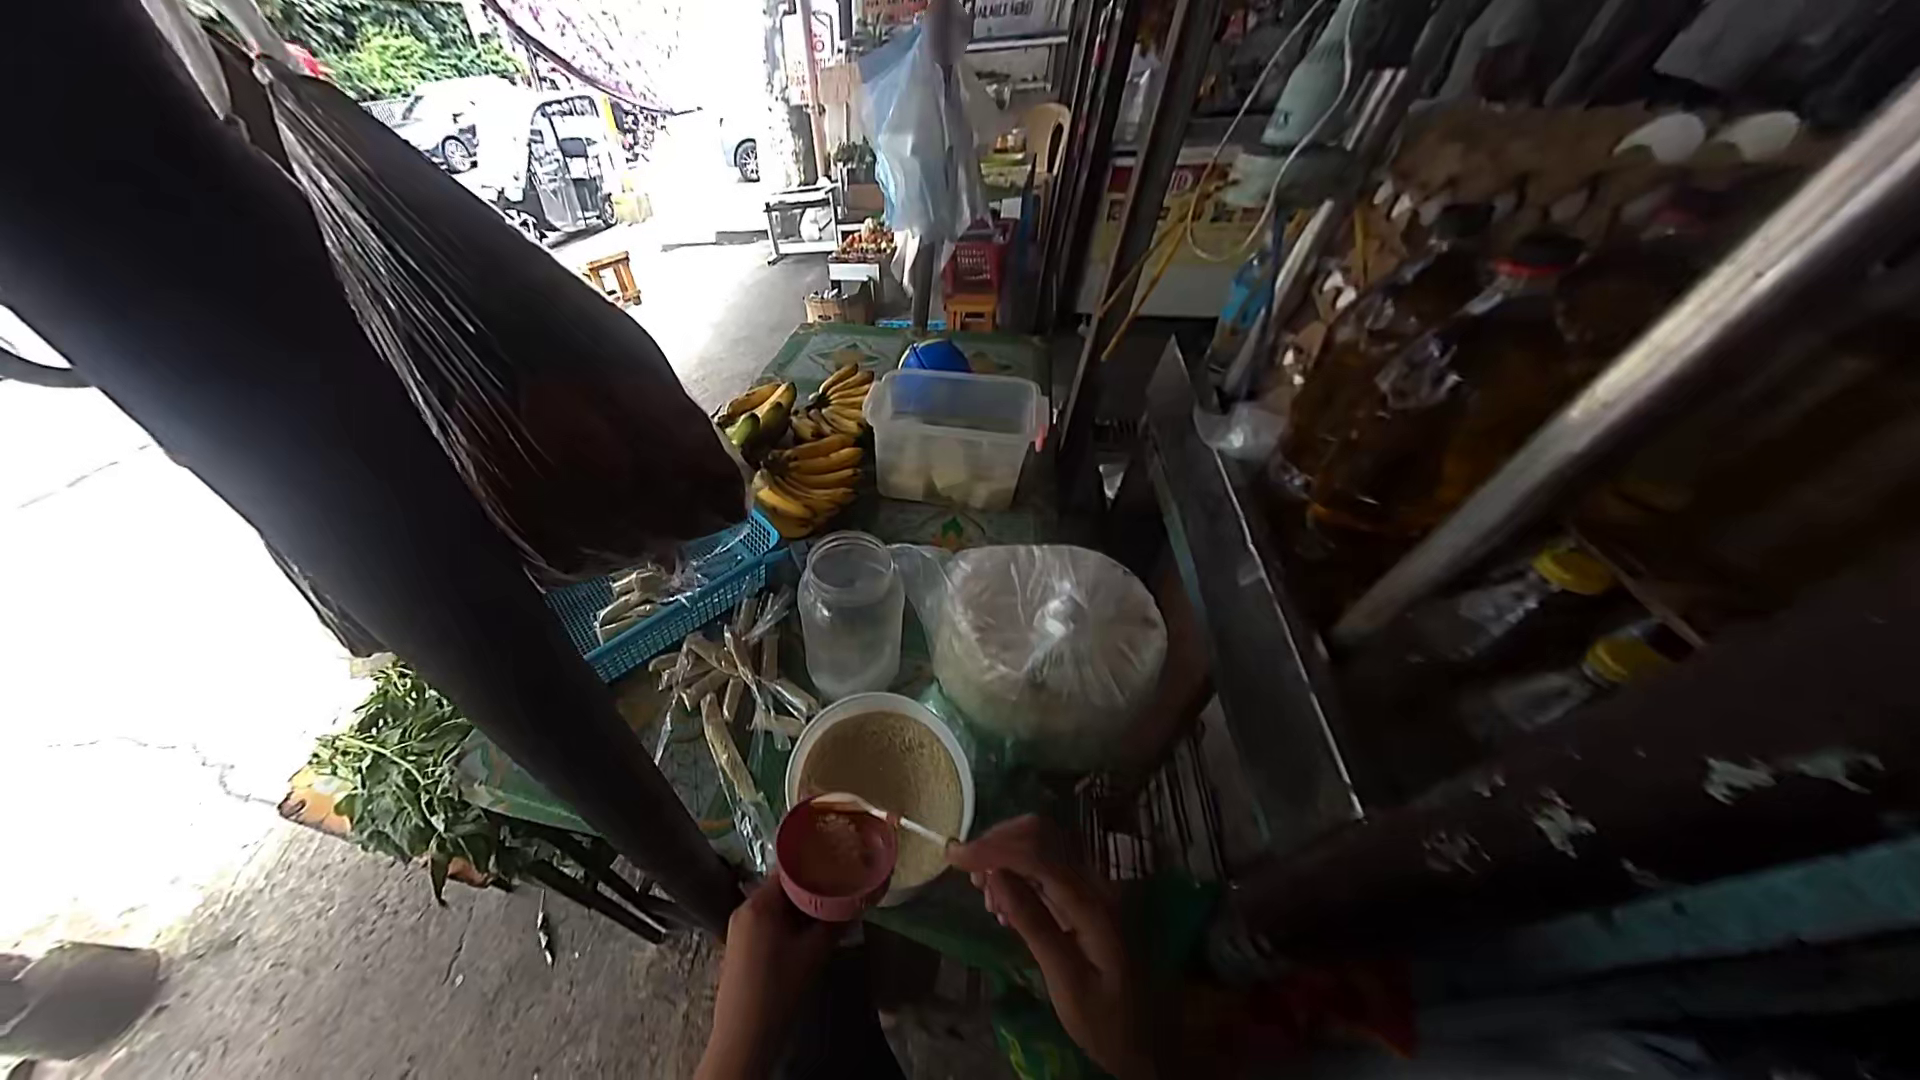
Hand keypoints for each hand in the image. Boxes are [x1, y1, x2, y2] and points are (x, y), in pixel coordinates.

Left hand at [696, 874, 839, 1079]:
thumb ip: (835, 922)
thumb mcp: (814, 953)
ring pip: (775, 905)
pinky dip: (787, 921)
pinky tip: (807, 931)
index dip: (815, 864)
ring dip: (800, 906)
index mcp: (758, 903)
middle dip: (811, 887)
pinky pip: (767, 920)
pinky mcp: (739, 946)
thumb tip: (857, 901)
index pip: (789, 870)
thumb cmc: (778, 990)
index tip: (838, 864)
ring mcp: (739, 928)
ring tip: (828, 908)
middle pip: (782, 886)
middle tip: (838, 887)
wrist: (743, 1039)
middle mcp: (744, 908)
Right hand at [950, 815, 1154, 1078]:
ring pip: (1041, 844)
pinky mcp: (1084, 893)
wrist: (1145, 1041)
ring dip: (1005, 856)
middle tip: (968, 872)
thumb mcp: (1067, 984)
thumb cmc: (1106, 1020)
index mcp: (1093, 903)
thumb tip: (996, 875)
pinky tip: (1003, 902)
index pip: (1039, 854)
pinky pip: (1045, 864)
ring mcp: (1092, 884)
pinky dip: (1016, 872)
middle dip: (998, 843)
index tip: (957, 856)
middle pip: (1040, 834)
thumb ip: (1034, 925)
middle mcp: (1095, 882)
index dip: (995, 847)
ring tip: (985, 894)